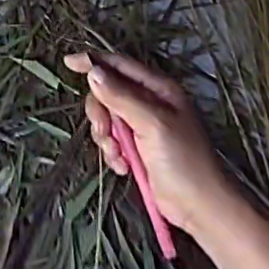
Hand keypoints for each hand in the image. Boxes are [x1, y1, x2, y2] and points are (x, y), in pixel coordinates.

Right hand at [64, 52, 235, 235]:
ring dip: (106, 137)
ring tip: (118, 155)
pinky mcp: (137, 147)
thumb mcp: (152, 123)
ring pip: (107, 118)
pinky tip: (123, 166)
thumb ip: (121, 96)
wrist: (199, 206)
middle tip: (105, 132)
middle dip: (100, 112)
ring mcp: (143, 125)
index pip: (120, 65)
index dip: (94, 61)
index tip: (69, 62)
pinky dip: (112, 152)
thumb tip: (93, 72)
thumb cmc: (183, 159)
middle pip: (108, 92)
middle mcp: (149, 102)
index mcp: (158, 88)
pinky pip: (112, 140)